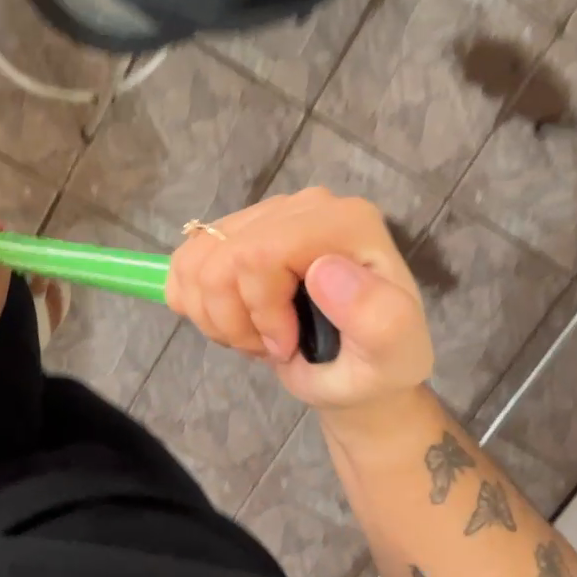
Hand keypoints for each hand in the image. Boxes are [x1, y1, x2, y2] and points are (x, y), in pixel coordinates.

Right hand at [165, 190, 433, 416]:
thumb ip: (377, 315)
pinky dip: (194, 303)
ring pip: (194, 262)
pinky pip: (183, 263)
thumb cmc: (373, 367)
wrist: (353, 370)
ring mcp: (263, 216)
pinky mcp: (232, 234)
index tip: (286, 344)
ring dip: (213, 315)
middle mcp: (302, 207)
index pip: (259, 252)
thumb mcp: (393, 356)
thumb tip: (323, 269)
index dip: (259, 308)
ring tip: (252, 335)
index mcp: (343, 223)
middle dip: (232, 318)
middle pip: (220, 258)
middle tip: (268, 345)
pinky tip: (230, 318)